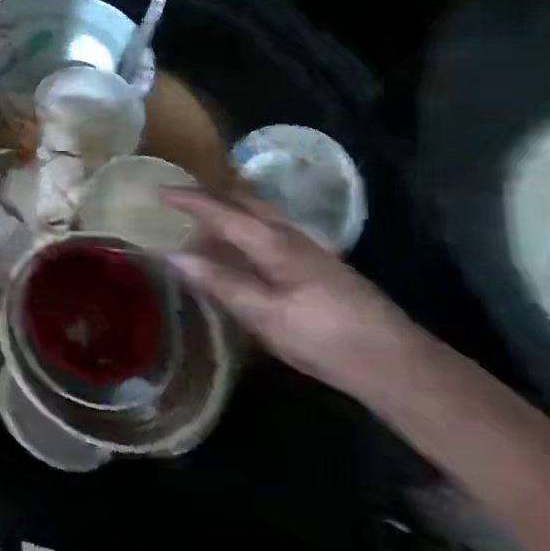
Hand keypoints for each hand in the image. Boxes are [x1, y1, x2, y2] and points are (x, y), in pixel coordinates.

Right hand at [165, 190, 414, 391]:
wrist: (390, 359)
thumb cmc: (324, 337)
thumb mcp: (265, 315)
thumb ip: (221, 283)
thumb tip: (175, 256)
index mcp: (275, 243)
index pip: (223, 211)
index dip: (189, 200)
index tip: (159, 191)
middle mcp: (290, 236)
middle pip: (245, 201)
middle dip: (212, 196)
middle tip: (180, 202)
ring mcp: (306, 249)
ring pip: (260, 216)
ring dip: (229, 213)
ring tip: (201, 226)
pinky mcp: (314, 266)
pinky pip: (269, 233)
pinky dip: (244, 232)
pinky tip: (238, 255)